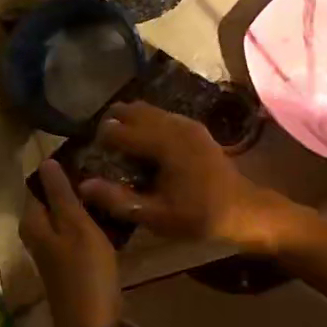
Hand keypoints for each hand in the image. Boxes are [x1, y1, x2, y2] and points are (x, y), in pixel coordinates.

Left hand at [21, 160, 121, 326]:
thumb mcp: (76, 227)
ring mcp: (55, 248)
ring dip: (87, 199)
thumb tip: (46, 161)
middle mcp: (38, 233)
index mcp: (34, 222)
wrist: (92, 326)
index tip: (87, 150)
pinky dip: (92, 217)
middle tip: (106, 163)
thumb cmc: (85, 272)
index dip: (61, 166)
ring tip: (113, 181)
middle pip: (55, 197)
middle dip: (76, 181)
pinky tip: (112, 210)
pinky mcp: (71, 259)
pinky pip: (79, 228)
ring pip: (68, 213)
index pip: (40, 183)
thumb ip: (61, 194)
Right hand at [76, 102, 311, 254]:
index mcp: (165, 144)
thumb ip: (119, 199)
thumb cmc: (199, 216)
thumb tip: (83, 185)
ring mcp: (188, 124)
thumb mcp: (156, 216)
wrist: (243, 210)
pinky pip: (164, 116)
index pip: (121, 130)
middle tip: (99, 143)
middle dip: (114, 122)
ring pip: (150, 110)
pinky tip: (142, 142)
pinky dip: (148, 122)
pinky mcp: (196, 129)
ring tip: (117, 142)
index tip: (88, 150)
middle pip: (134, 111)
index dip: (101, 137)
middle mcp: (176, 126)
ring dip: (131, 120)